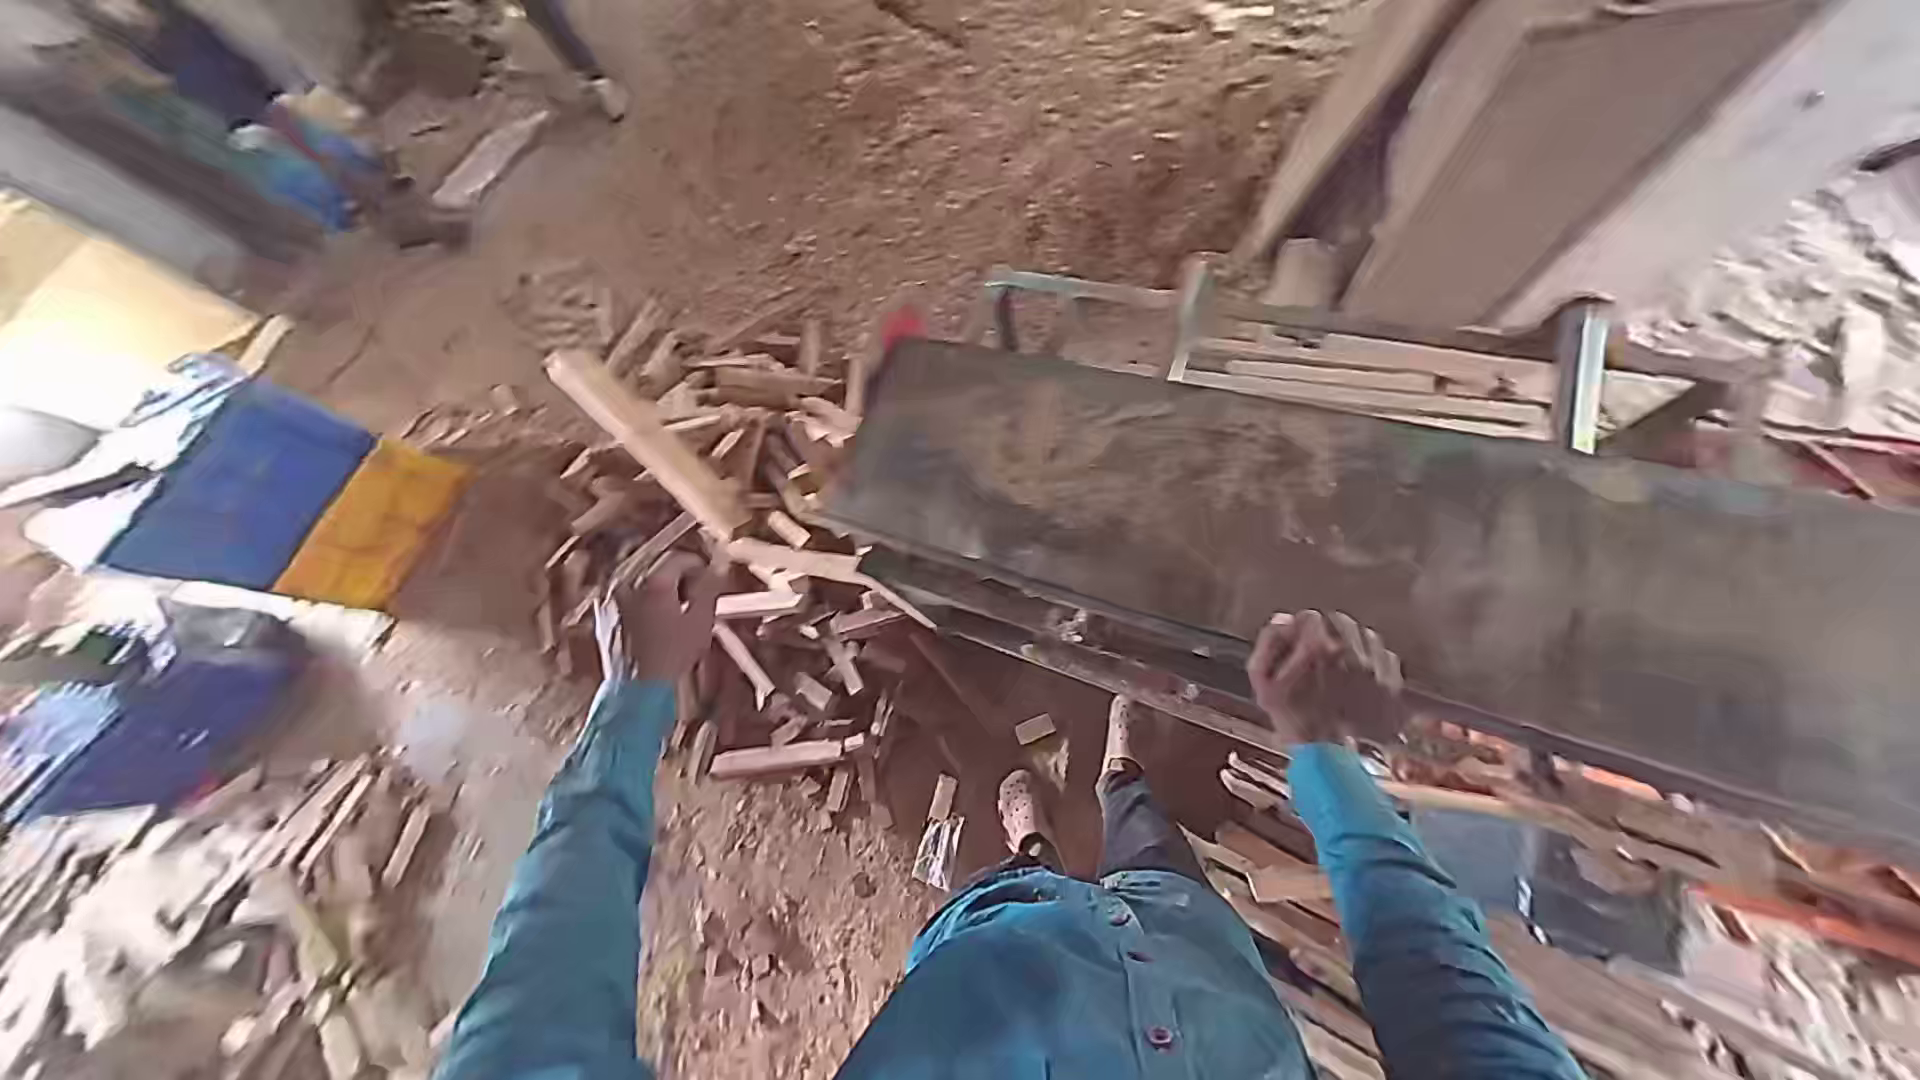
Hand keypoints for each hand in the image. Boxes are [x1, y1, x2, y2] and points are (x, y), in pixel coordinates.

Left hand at [592, 550, 726, 682]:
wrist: (636, 690)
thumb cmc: (671, 657)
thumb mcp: (702, 620)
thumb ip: (710, 587)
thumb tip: (716, 568)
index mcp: (653, 582)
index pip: (680, 557)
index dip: (700, 565)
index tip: (708, 579)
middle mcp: (627, 584)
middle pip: (658, 565)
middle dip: (679, 576)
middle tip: (693, 596)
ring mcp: (611, 598)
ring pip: (642, 579)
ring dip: (660, 587)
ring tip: (675, 609)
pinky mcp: (603, 614)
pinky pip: (628, 595)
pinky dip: (643, 599)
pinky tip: (655, 621)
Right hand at [1245, 610, 1404, 746]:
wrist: (1329, 754)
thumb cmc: (1291, 716)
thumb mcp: (1262, 680)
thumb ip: (1268, 643)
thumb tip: (1283, 620)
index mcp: (1317, 647)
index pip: (1310, 616)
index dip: (1299, 628)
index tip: (1297, 641)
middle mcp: (1351, 651)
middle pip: (1340, 620)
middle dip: (1327, 630)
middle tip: (1318, 649)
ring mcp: (1376, 667)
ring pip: (1364, 635)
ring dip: (1351, 641)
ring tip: (1340, 661)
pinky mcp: (1393, 683)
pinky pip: (1384, 655)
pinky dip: (1371, 658)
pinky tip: (1359, 673)